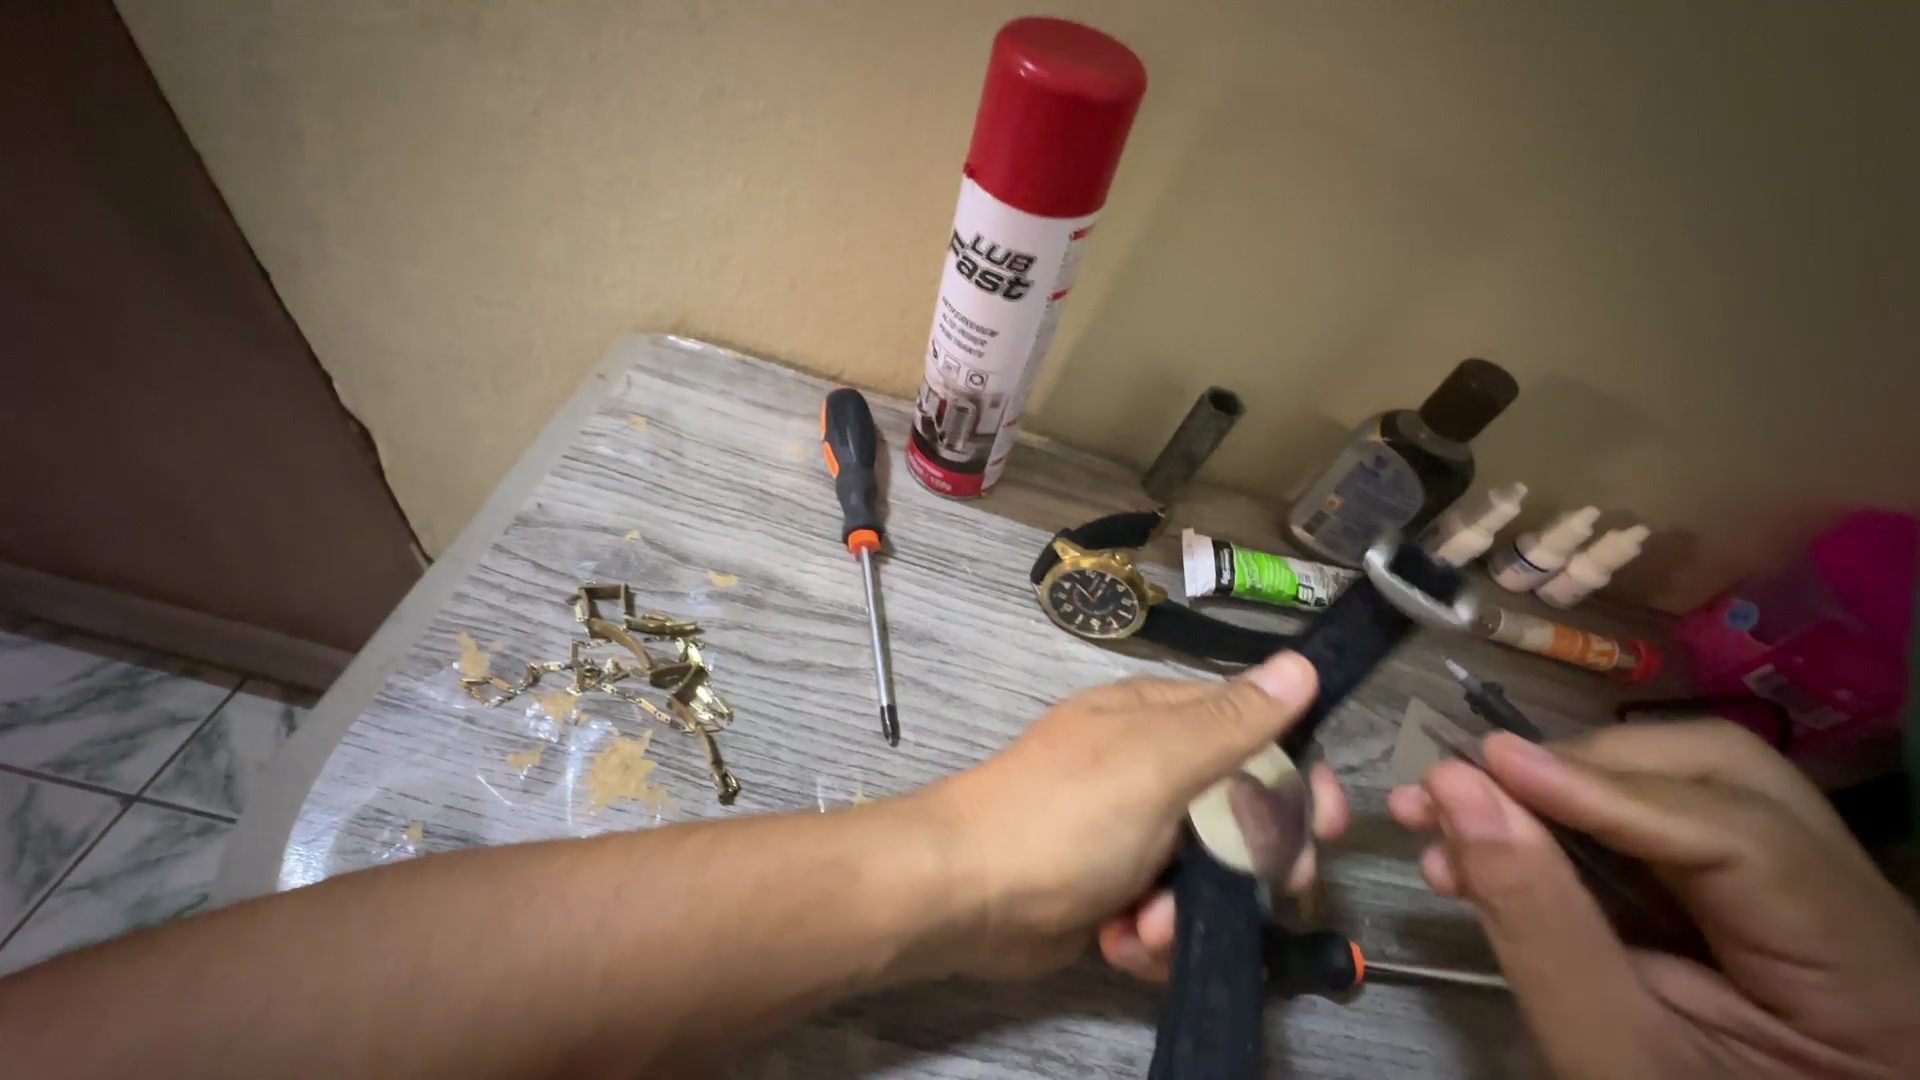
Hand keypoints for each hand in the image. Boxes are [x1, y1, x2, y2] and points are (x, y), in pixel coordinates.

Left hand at [919, 652, 1346, 979]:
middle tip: (1264, 890)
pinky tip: (1122, 941)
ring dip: (1189, 910)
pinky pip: (1164, 911)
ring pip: (1205, 873)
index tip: (1326, 827)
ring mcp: (1128, 829)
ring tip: (1149, 924)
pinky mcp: (1111, 885)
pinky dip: (1151, 934)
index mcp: (1156, 719)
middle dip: (1248, 861)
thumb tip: (1301, 664)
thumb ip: (1233, 722)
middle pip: (1238, 811)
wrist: (964, 893)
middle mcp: (1146, 767)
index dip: (1296, 777)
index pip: (1254, 732)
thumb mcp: (1156, 760)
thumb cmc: (1066, 815)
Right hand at [1388, 721, 1919, 1078]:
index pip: (1744, 841)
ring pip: (1670, 781)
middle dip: (1575, 772)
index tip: (1485, 764)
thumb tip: (1453, 787)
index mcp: (1874, 983)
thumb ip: (1536, 917)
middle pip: (1718, 778)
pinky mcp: (1732, 888)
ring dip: (1549, 788)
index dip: (1605, 792)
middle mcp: (1858, 911)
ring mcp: (1796, 890)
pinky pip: (1637, 819)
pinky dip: (1551, 818)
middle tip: (1469, 789)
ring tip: (1448, 816)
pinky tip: (1480, 842)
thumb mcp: (1605, 1048)